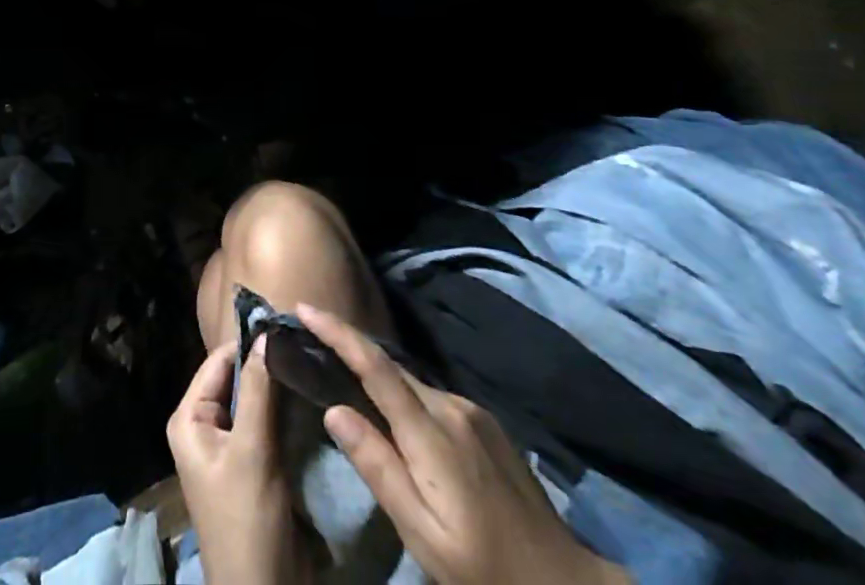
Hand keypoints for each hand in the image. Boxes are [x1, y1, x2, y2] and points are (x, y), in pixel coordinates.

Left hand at [167, 338, 309, 584]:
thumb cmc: (247, 518)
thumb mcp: (251, 451)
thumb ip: (257, 391)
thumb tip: (266, 335)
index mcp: (189, 419)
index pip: (219, 362)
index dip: (250, 343)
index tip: (288, 324)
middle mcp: (205, 426)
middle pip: (236, 379)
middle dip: (267, 363)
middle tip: (306, 342)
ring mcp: (230, 444)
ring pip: (255, 399)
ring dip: (278, 385)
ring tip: (312, 360)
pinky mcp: (252, 461)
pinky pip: (266, 421)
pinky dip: (284, 408)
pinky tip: (310, 394)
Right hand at [297, 303, 629, 584]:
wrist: (559, 577)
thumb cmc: (480, 564)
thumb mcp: (419, 529)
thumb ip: (377, 466)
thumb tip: (334, 410)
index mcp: (431, 432)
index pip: (376, 368)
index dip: (338, 334)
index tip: (306, 307)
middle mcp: (452, 407)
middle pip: (391, 368)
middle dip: (350, 349)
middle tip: (312, 341)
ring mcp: (473, 412)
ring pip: (412, 384)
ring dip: (377, 377)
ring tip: (344, 381)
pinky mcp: (485, 422)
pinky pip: (431, 398)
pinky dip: (404, 397)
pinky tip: (394, 416)